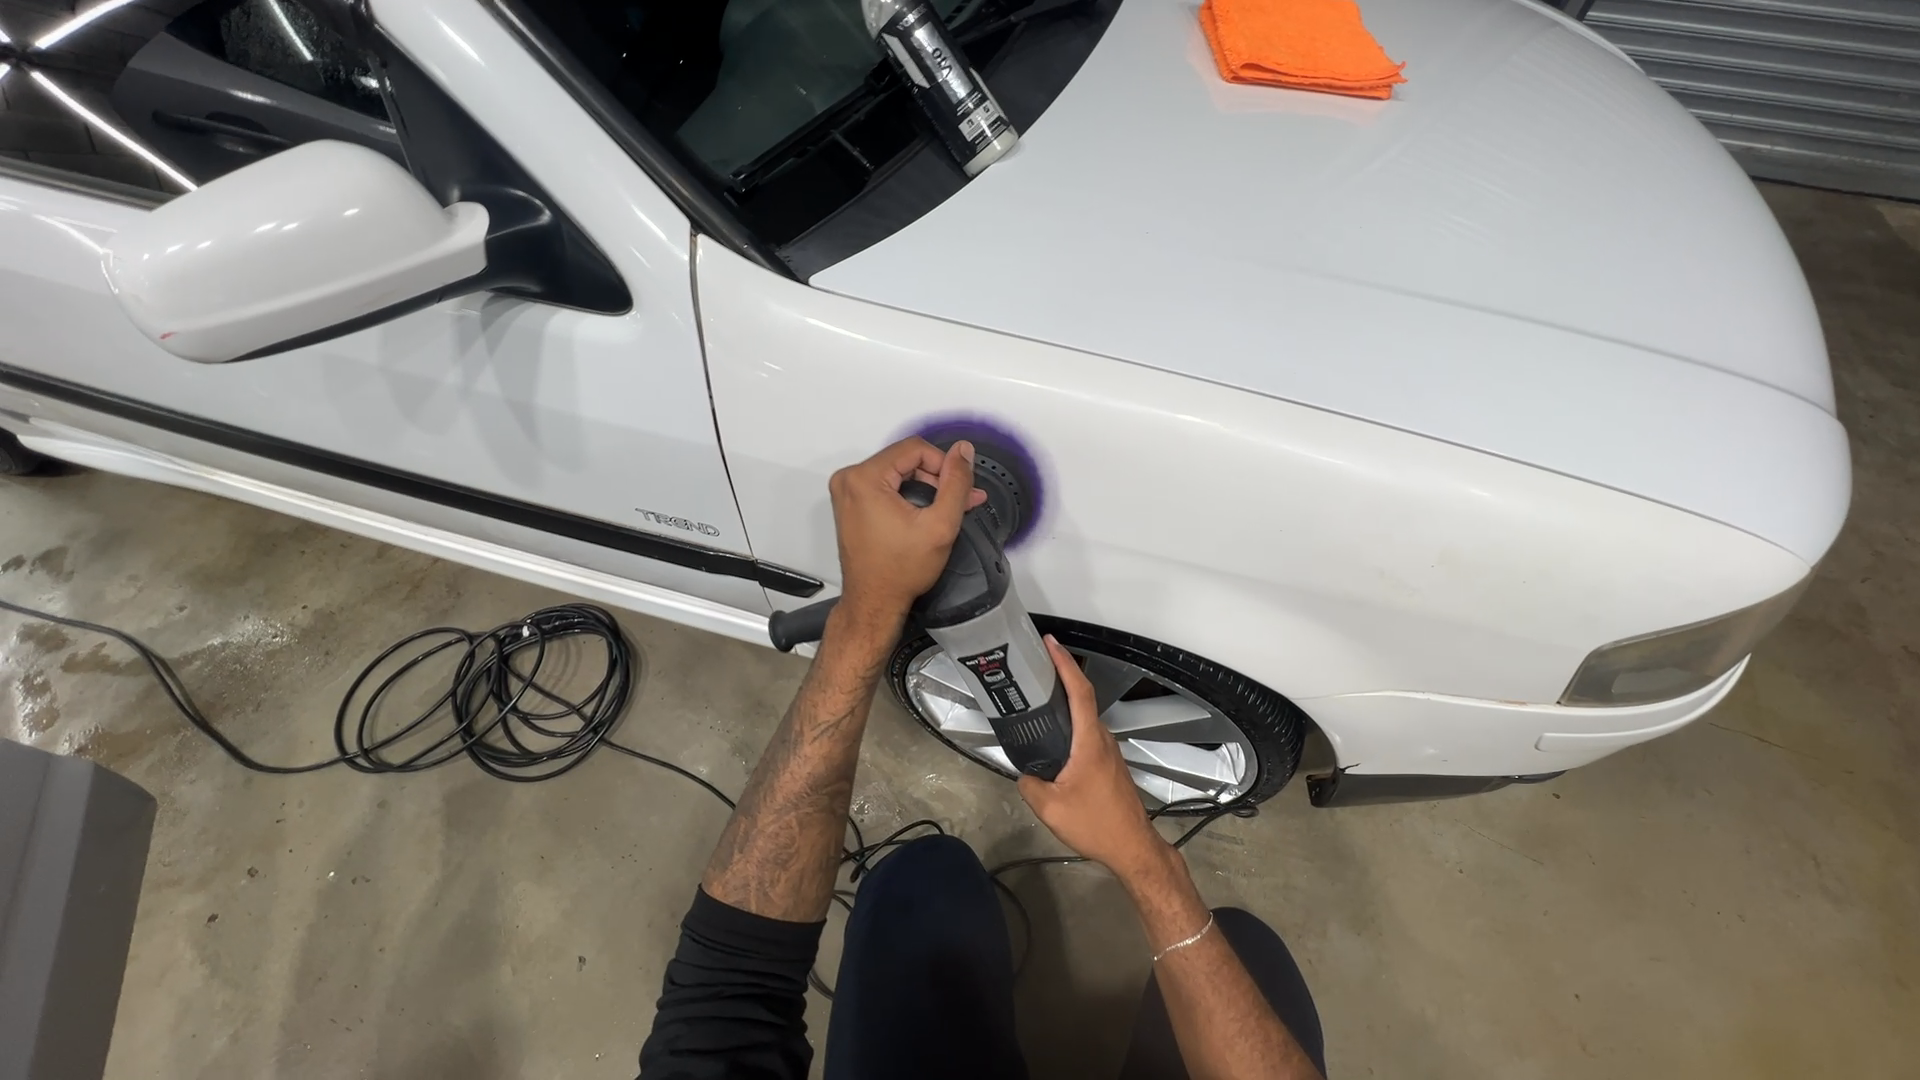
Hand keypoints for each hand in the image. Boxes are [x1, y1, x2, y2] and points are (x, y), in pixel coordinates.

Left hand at [830, 437, 985, 622]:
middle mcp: (849, 480)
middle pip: (905, 459)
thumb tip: (964, 451)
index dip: (944, 465)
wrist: (874, 601)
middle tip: (961, 499)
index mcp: (864, 479)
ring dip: (925, 486)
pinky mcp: (851, 503)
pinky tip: (927, 512)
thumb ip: (956, 483)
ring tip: (947, 508)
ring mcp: (847, 492)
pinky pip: (886, 485)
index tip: (959, 488)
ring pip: (898, 472)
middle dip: (936, 478)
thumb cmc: (899, 571)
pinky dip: (909, 495)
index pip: (914, 449)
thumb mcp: (940, 524)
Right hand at [1019, 636, 1171, 879]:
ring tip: (1038, 695)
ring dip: (1065, 701)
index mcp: (1089, 741)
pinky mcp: (1108, 763)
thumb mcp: (1049, 807)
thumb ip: (1029, 784)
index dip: (1065, 664)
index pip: (1079, 691)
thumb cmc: (1095, 824)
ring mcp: (1108, 750)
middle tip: (1034, 665)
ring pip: (1085, 717)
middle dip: (1061, 675)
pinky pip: (1087, 733)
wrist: (1132, 847)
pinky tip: (1054, 734)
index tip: (1050, 643)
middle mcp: (1102, 738)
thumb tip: (1023, 774)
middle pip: (1082, 698)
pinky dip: (1070, 723)